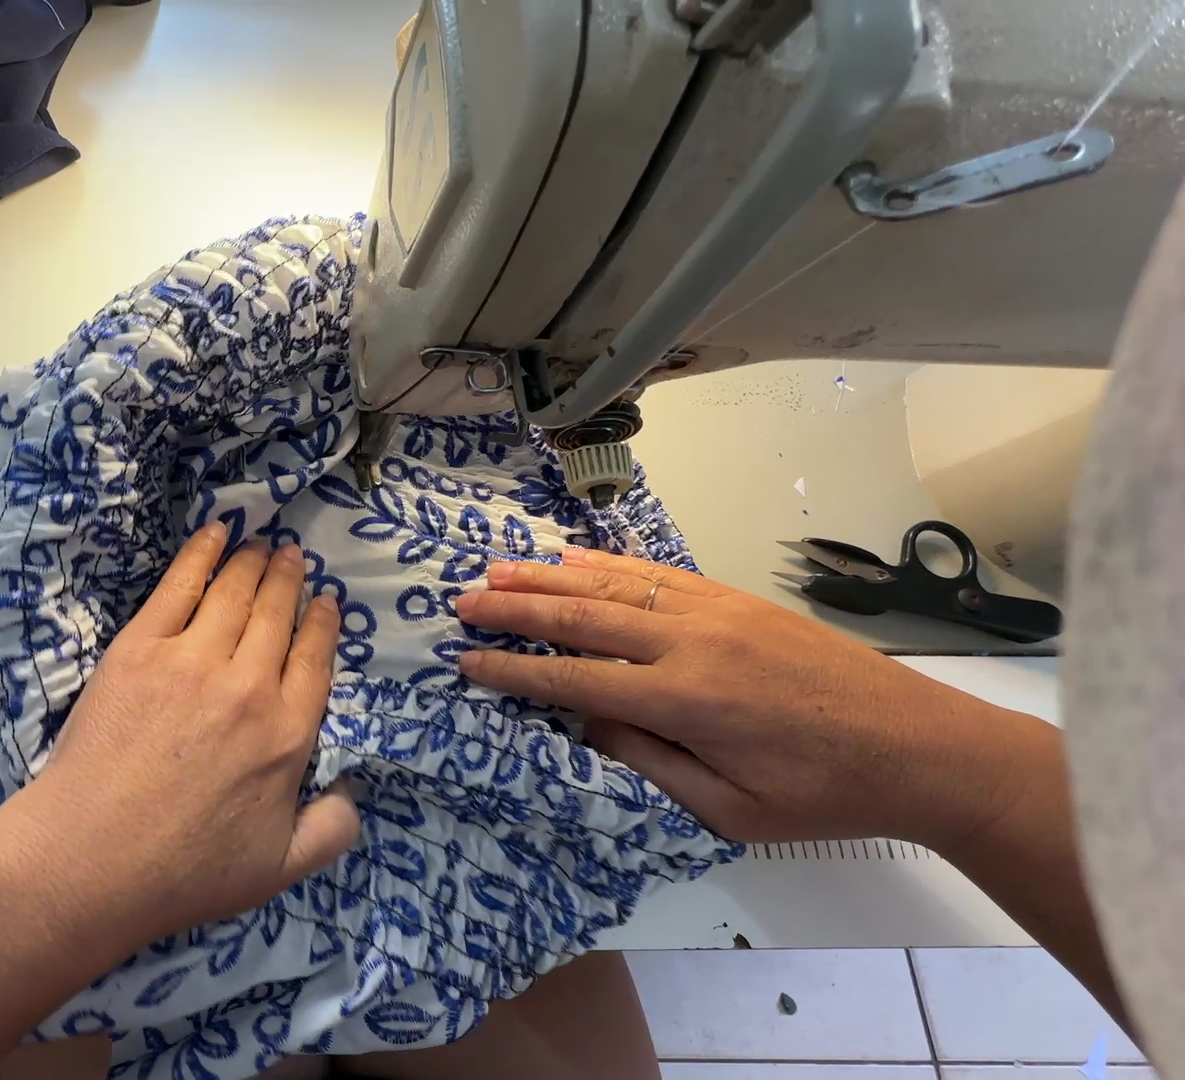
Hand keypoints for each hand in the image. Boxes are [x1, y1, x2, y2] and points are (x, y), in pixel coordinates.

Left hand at [17, 525, 357, 937]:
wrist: (91, 859)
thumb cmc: (185, 871)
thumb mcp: (280, 870)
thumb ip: (332, 830)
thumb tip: (354, 788)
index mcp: (288, 735)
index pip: (316, 658)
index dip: (322, 622)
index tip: (325, 601)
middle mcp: (250, 686)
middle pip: (277, 614)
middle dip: (290, 579)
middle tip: (293, 555)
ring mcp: (193, 660)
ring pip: (234, 593)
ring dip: (254, 562)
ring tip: (262, 544)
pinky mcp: (140, 648)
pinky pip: (179, 586)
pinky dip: (201, 554)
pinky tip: (215, 533)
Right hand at [453, 548, 1045, 849]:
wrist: (925, 749)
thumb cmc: (822, 794)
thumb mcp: (730, 809)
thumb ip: (648, 761)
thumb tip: (585, 719)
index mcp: (686, 702)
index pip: (576, 679)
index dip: (515, 671)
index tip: (467, 662)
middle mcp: (690, 644)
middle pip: (581, 617)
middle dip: (514, 610)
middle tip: (463, 603)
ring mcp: (713, 611)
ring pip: (611, 584)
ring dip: (546, 576)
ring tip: (496, 569)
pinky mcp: (733, 597)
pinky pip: (654, 572)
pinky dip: (604, 562)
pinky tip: (568, 556)